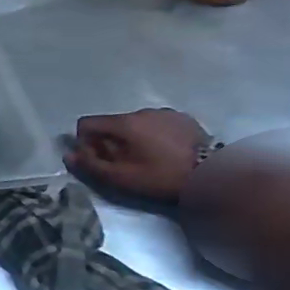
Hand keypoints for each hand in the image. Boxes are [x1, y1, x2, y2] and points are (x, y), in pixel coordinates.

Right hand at [64, 109, 208, 203]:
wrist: (221, 175)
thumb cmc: (166, 176)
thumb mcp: (123, 177)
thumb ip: (91, 165)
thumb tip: (69, 155)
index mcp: (124, 123)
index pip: (86, 124)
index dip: (85, 142)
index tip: (99, 159)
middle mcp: (142, 112)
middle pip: (111, 124)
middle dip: (110, 141)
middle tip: (124, 162)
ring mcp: (166, 113)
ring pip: (134, 124)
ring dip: (133, 138)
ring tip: (149, 157)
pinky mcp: (186, 119)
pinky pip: (157, 124)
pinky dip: (154, 134)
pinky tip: (168, 151)